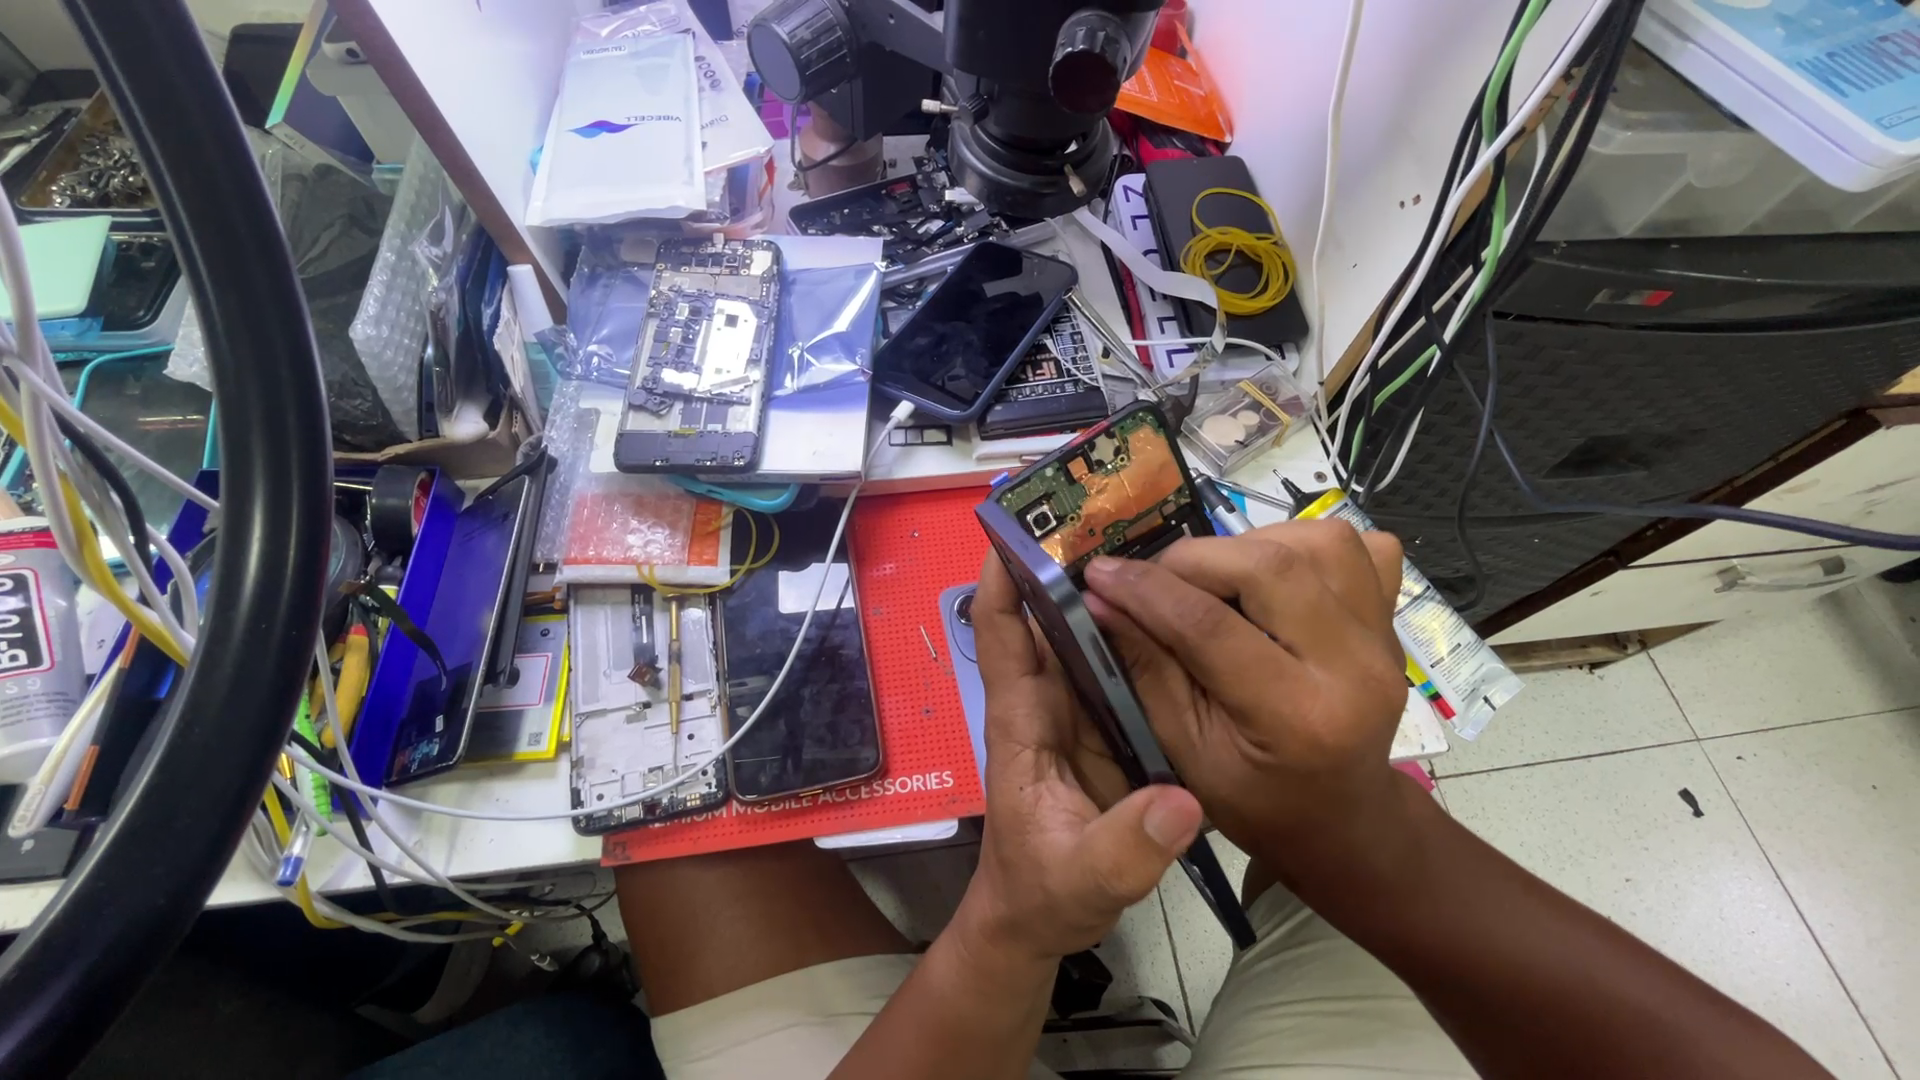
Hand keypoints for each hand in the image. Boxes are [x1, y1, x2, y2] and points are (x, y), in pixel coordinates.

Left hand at [957, 555, 1203, 964]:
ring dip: (1115, 593)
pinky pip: (1127, 670)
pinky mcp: (1113, 730)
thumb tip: (1182, 803)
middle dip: (1073, 565)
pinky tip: (1188, 613)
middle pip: (1052, 619)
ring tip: (1162, 543)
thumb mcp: (1082, 878)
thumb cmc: (1042, 892)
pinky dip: (1147, 638)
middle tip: (1121, 511)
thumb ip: (1126, 848)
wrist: (1044, 919)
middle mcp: (1049, 702)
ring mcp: (1082, 714)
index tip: (1019, 524)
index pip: (1001, 634)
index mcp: (1023, 721)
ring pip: (1093, 638)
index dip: (1001, 577)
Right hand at [1081, 519, 1410, 881]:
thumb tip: (1101, 597)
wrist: (1339, 816)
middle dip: (1192, 560)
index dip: (1146, 591)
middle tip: (1151, 578)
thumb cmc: (1253, 798)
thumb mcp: (1183, 749)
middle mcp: (1355, 667)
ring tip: (1212, 577)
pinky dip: (1306, 545)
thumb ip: (1146, 668)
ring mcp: (1383, 638)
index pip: (1211, 626)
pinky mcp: (1391, 619)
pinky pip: (1358, 548)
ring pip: (1317, 541)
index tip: (1099, 574)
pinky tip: (1274, 575)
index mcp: (1298, 717)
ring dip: (1248, 545)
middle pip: (1270, 567)